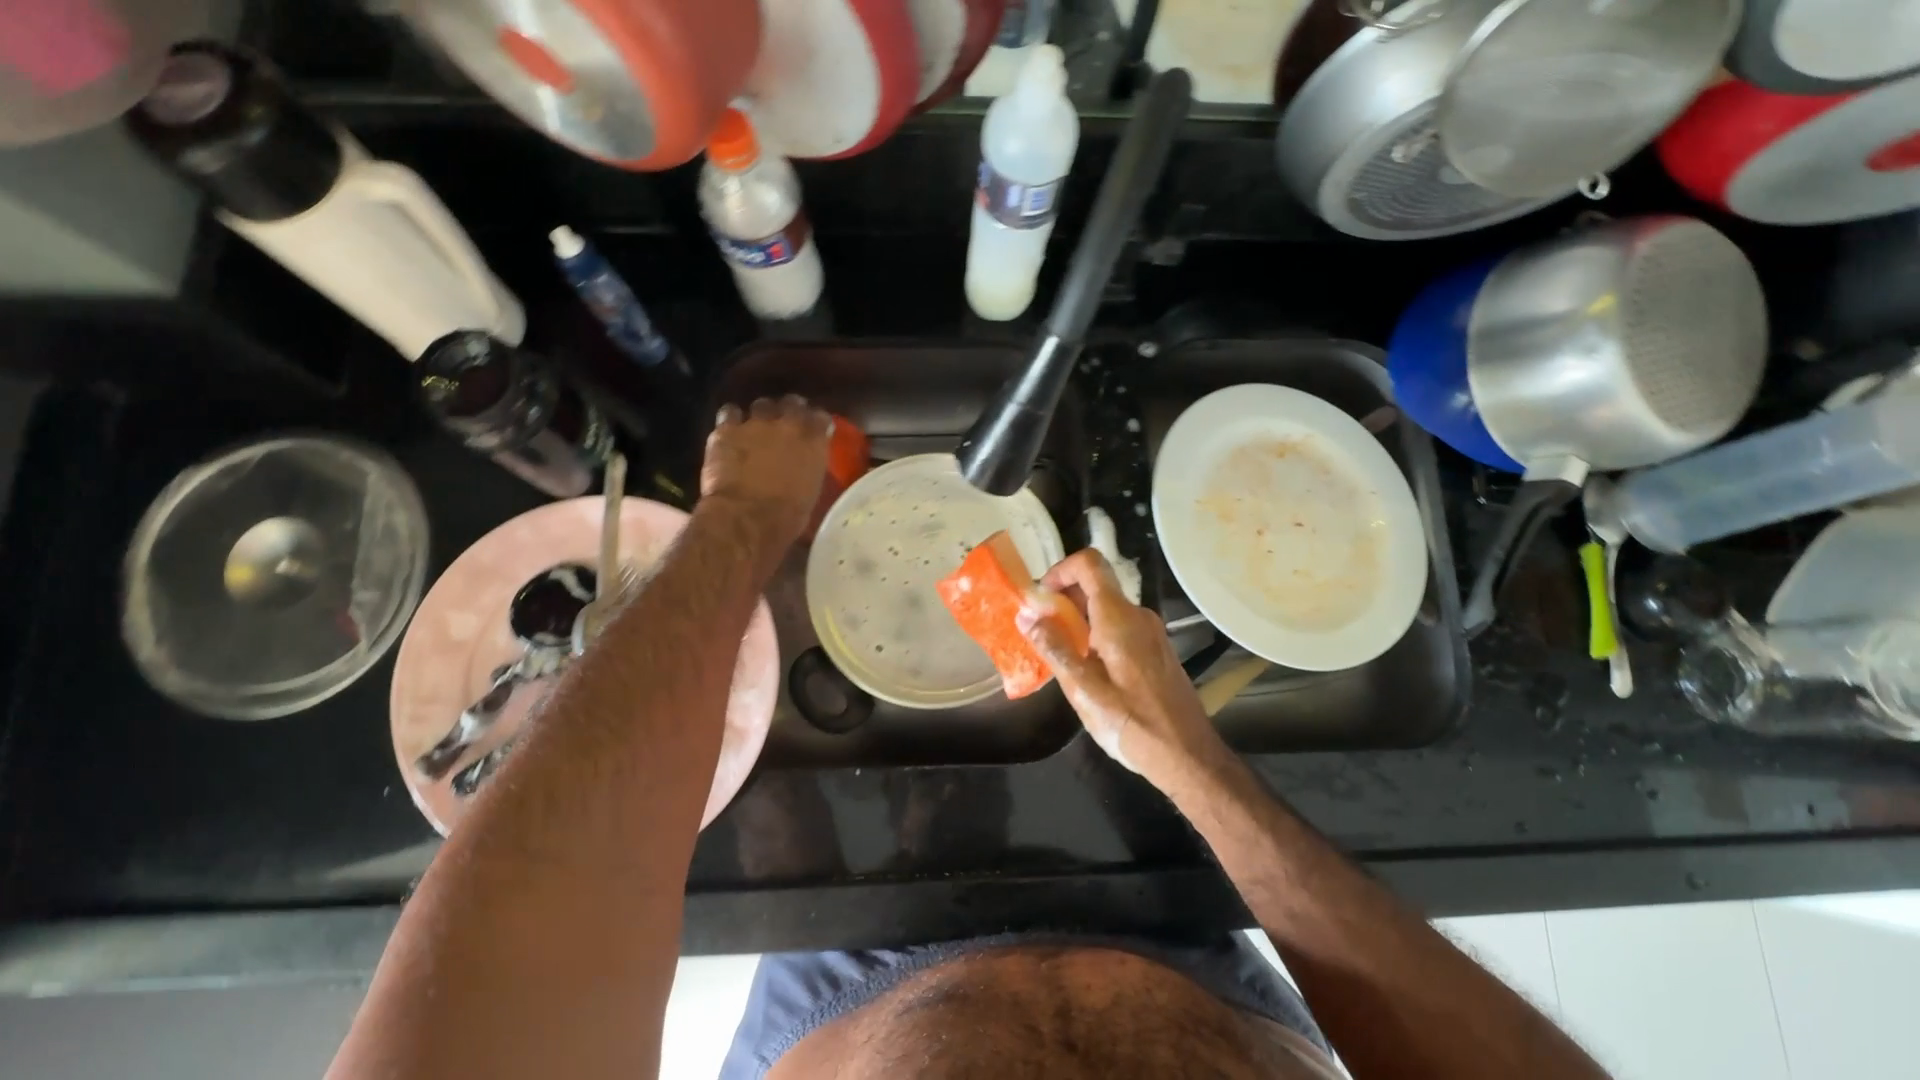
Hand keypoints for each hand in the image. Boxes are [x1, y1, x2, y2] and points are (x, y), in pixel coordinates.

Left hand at [700, 396, 831, 545]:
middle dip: (789, 410)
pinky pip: (729, 413)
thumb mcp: (811, 492)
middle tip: (784, 422)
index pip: (821, 418)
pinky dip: (730, 420)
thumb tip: (805, 467)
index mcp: (814, 442)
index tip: (815, 429)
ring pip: (761, 405)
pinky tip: (729, 431)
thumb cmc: (786, 517)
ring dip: (760, 414)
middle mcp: (788, 424)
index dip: (816, 422)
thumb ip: (809, 469)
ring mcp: (756, 423)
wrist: (747, 518)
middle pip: (792, 402)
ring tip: (755, 427)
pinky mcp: (726, 429)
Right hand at [1018, 549, 1226, 782]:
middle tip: (1040, 631)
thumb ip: (1054, 647)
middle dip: (1063, 600)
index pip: (1089, 564)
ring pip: (1107, 609)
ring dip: (1078, 621)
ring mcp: (1151, 633)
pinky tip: (1086, 669)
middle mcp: (1138, 616)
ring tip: (1058, 655)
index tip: (1039, 599)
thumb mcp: (1083, 690)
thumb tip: (1026, 614)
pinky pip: (1120, 628)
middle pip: (1096, 586)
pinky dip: (1096, 635)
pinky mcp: (1155, 650)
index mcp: (1119, 618)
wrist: (1187, 755)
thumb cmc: (1132, 725)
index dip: (1059, 571)